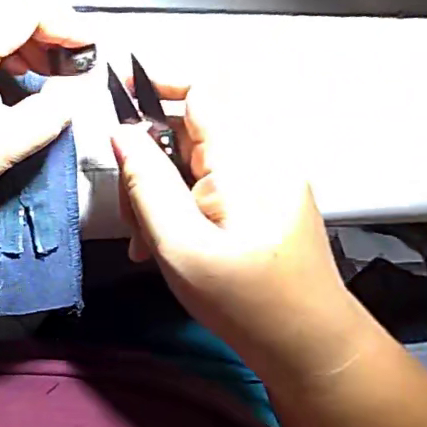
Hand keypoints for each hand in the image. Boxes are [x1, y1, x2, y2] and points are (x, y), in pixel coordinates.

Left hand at [0, 0, 92, 244]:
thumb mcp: (1, 149)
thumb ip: (52, 110)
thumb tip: (77, 82)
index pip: (20, 0)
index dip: (63, 21)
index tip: (86, 49)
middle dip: (43, 2)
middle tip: (61, 47)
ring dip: (20, 4)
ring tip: (39, 57)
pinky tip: (10, 56)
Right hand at [111, 74, 376, 382]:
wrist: (307, 344)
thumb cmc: (249, 304)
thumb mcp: (181, 246)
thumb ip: (146, 185)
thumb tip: (121, 136)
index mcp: (246, 160)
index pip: (202, 87)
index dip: (157, 82)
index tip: (120, 95)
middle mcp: (261, 158)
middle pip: (189, 129)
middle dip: (148, 162)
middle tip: (133, 212)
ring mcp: (264, 179)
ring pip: (194, 159)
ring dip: (160, 191)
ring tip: (150, 240)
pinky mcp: (262, 199)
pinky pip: (210, 182)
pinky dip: (181, 204)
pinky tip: (171, 243)